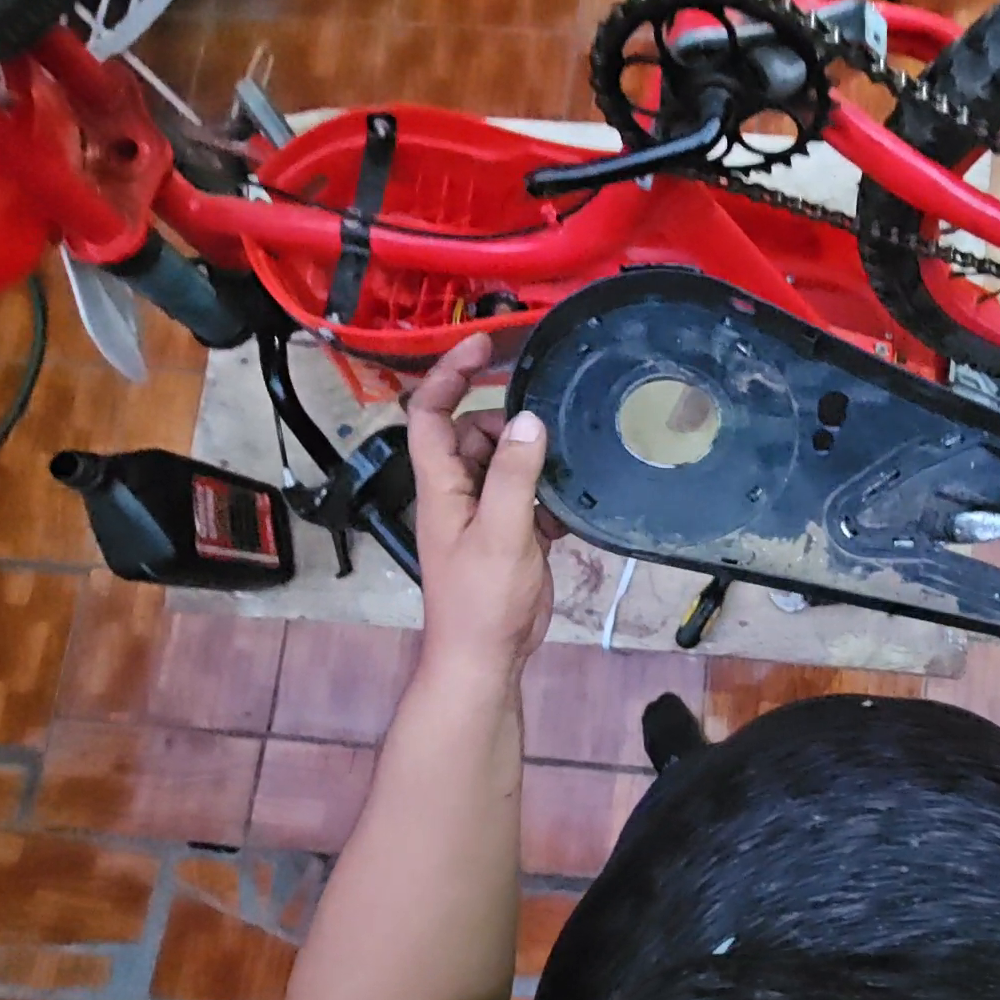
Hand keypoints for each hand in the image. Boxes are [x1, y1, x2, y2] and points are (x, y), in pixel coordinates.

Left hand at [405, 334, 564, 667]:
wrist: (488, 654)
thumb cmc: (483, 597)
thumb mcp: (501, 531)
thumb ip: (513, 475)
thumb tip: (527, 420)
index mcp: (441, 484)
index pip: (432, 414)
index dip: (450, 374)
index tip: (482, 344)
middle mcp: (458, 491)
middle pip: (474, 434)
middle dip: (506, 422)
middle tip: (546, 421)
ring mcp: (485, 513)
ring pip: (505, 464)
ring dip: (532, 459)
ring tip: (563, 465)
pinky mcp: (510, 532)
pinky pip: (527, 495)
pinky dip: (547, 494)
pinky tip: (568, 510)